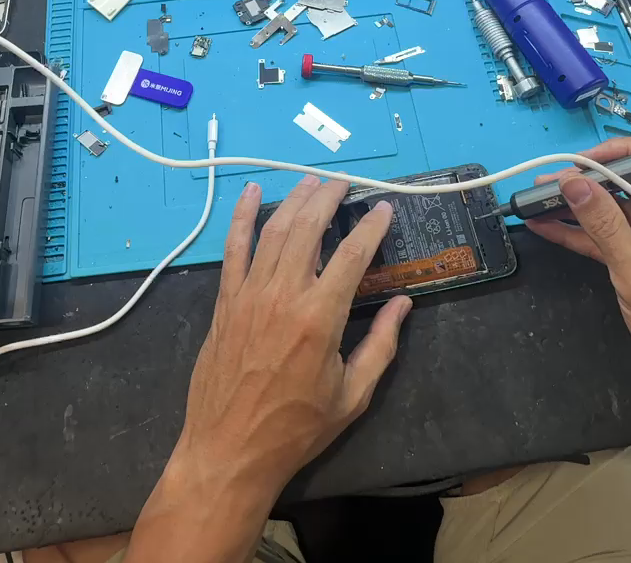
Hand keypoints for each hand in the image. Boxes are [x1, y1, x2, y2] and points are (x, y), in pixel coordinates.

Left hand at [172, 176, 413, 499]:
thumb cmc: (296, 428)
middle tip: (345, 183)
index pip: (352, 255)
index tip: (384, 208)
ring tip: (312, 181)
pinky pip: (234, 247)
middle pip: (308, 229)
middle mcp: (284, 294)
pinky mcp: (226, 298)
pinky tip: (252, 193)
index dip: (371, 227)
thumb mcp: (352, 397)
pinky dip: (242, 216)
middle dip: (329, 198)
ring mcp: (250, 292)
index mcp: (319, 317)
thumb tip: (403, 304)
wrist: (229, 449)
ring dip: (295, 200)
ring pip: (274, 231)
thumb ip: (381, 346)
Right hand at [524, 138, 630, 408]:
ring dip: (579, 207)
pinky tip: (548, 225)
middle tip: (546, 182)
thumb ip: (605, 226)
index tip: (579, 160)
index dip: (620, 154)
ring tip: (536, 200)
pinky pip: (615, 236)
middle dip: (588, 182)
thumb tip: (573, 182)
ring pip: (619, 210)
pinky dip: (584, 233)